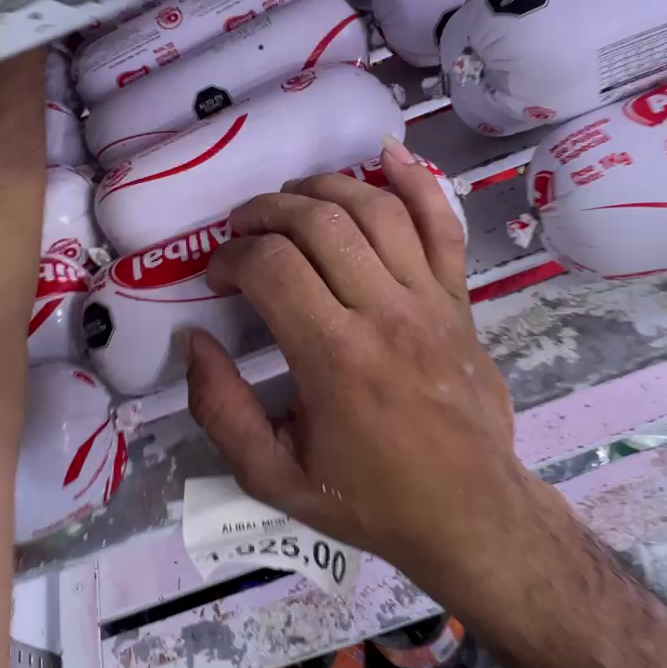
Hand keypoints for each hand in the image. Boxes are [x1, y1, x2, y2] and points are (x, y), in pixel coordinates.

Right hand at [186, 135, 531, 577]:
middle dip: (266, 212)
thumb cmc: (370, 497)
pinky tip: (387, 154)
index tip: (218, 274)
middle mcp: (383, 312)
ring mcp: (429, 299)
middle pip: (318, 223)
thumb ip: (222, 411)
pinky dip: (417, 182)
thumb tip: (195, 342)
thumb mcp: (274, 477)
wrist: (471, 513)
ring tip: (291, 199)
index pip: (272, 267)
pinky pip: (443, 225)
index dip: (232, 257)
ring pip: (375, 210)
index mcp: (334, 357)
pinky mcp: (459, 298)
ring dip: (324, 188)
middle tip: (242, 230)